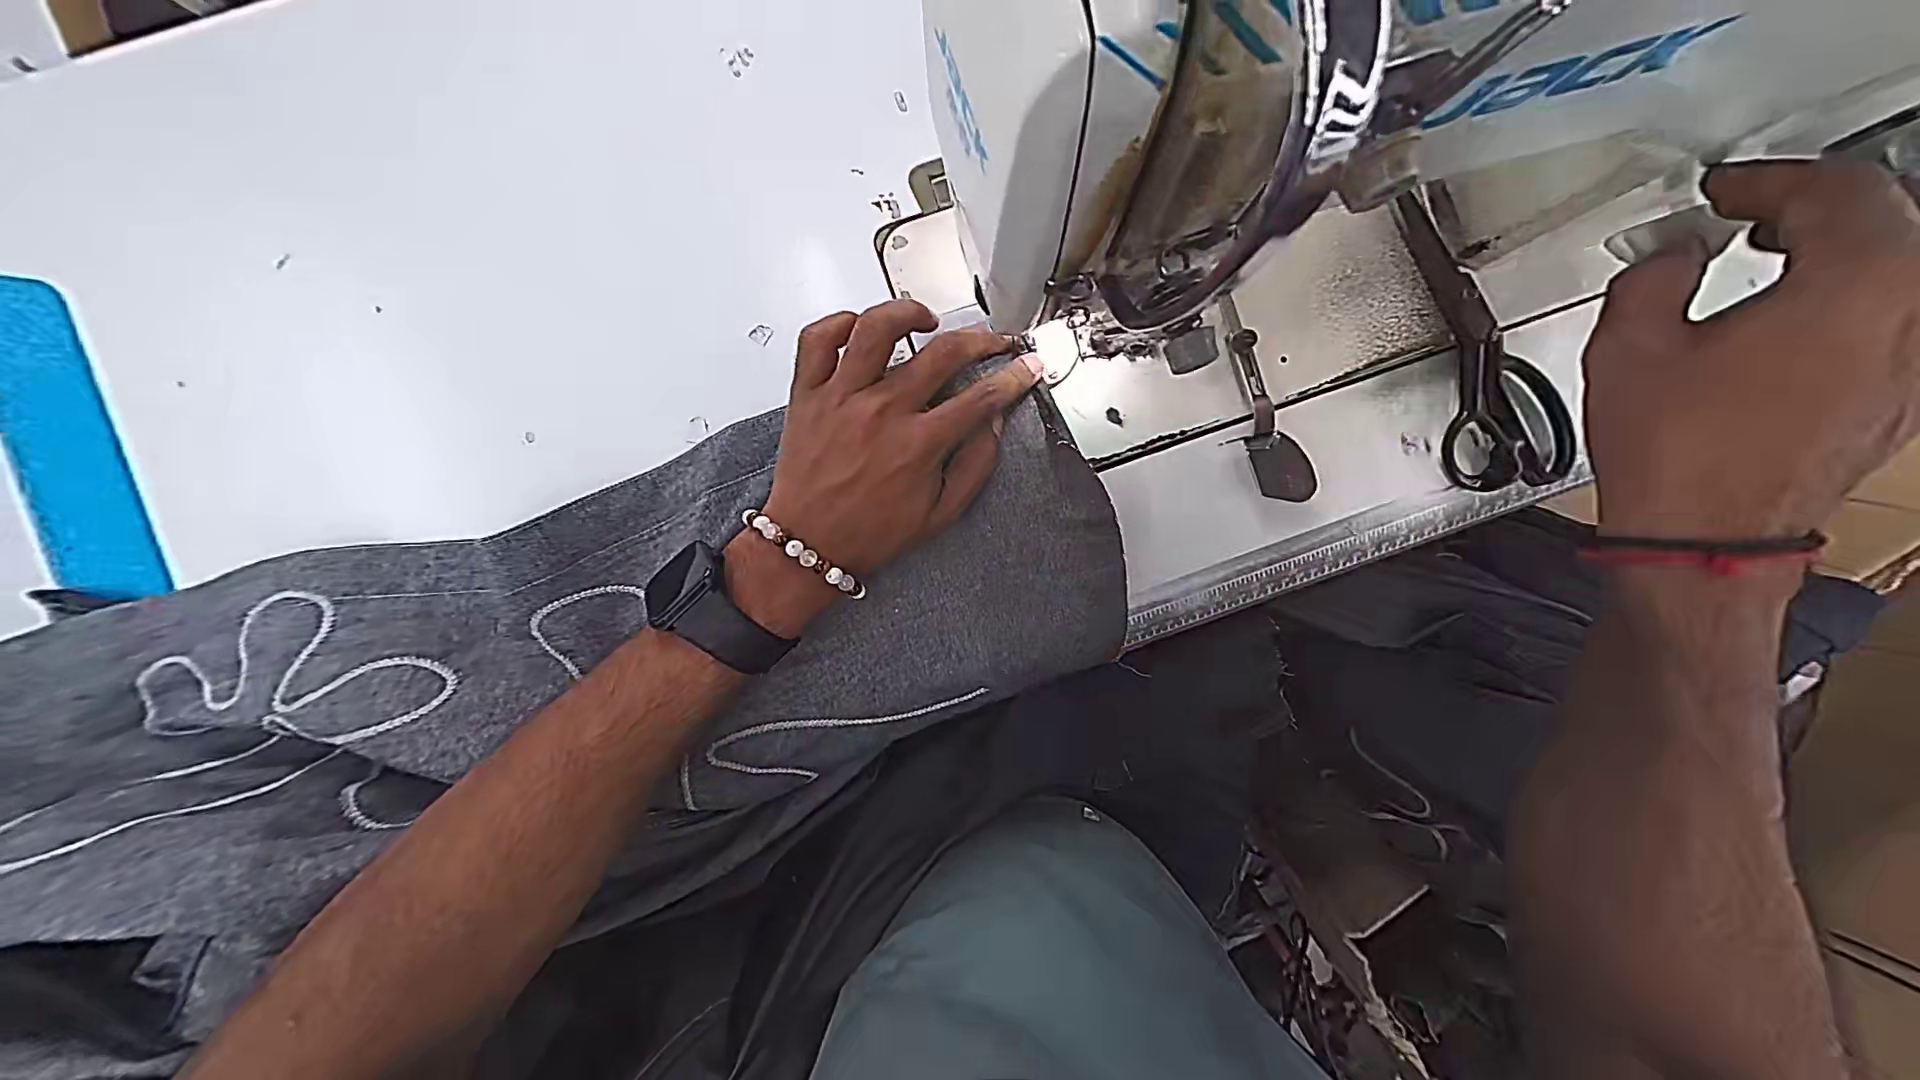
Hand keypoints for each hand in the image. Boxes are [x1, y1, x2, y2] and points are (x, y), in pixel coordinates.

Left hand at [725, 300, 1043, 635]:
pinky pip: (817, 339)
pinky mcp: (808, 394)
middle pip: (942, 353)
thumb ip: (974, 466)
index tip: (1024, 366)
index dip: (1013, 377)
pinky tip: (859, 328)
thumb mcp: (939, 513)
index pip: (981, 396)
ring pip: (877, 328)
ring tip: (925, 321)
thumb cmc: (870, 531)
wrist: (811, 544)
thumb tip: (993, 423)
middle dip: (981, 340)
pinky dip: (838, 322)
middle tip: (990, 341)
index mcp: (919, 444)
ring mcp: (842, 398)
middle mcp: (882, 412)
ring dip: (909, 313)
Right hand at [1583, 159, 1919, 541]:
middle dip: (1817, 208)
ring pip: (1899, 271)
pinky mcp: (1905, 395)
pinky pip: (1894, 320)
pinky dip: (1849, 300)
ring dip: (1838, 252)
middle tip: (1751, 215)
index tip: (1729, 187)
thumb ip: (1651, 280)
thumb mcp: (1625, 349)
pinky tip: (1793, 316)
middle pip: (1893, 220)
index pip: (1838, 192)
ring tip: (1774, 259)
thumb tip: (1671, 258)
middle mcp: (1916, 313)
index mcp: (1858, 285)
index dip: (1770, 180)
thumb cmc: (1673, 452)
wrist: (1703, 532)